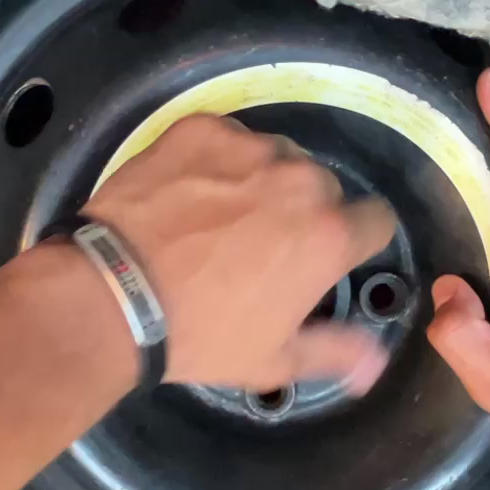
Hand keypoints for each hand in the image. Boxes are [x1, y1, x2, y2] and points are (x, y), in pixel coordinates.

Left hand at [84, 115, 396, 390]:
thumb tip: (377, 360)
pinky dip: (216, 162)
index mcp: (329, 234)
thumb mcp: (274, 359)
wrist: (111, 294)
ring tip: (217, 216)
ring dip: (261, 182)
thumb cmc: (201, 334)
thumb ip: (337, 351)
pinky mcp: (202, 129)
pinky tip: (186, 193)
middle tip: (259, 244)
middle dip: (303, 212)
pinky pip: (228, 140)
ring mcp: (249, 147)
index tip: (327, 256)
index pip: (376, 220)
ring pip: (277, 158)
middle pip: (323, 188)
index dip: (356, 240)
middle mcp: (300, 179)